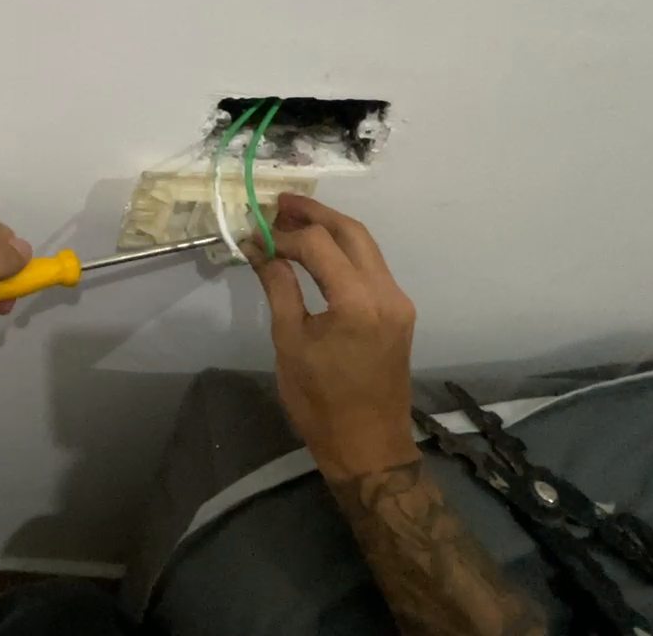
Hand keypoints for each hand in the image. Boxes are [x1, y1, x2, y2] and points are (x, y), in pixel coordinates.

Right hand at [245, 194, 420, 479]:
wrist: (368, 447)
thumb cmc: (320, 401)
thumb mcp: (289, 341)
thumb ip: (277, 286)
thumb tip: (258, 247)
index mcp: (357, 302)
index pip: (317, 245)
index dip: (283, 235)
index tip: (255, 238)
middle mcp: (386, 294)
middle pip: (351, 232)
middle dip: (314, 213)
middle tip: (278, 204)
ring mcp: (397, 302)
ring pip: (365, 245)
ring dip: (329, 228)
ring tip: (291, 221)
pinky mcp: (398, 311)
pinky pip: (370, 266)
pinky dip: (342, 250)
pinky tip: (314, 252)